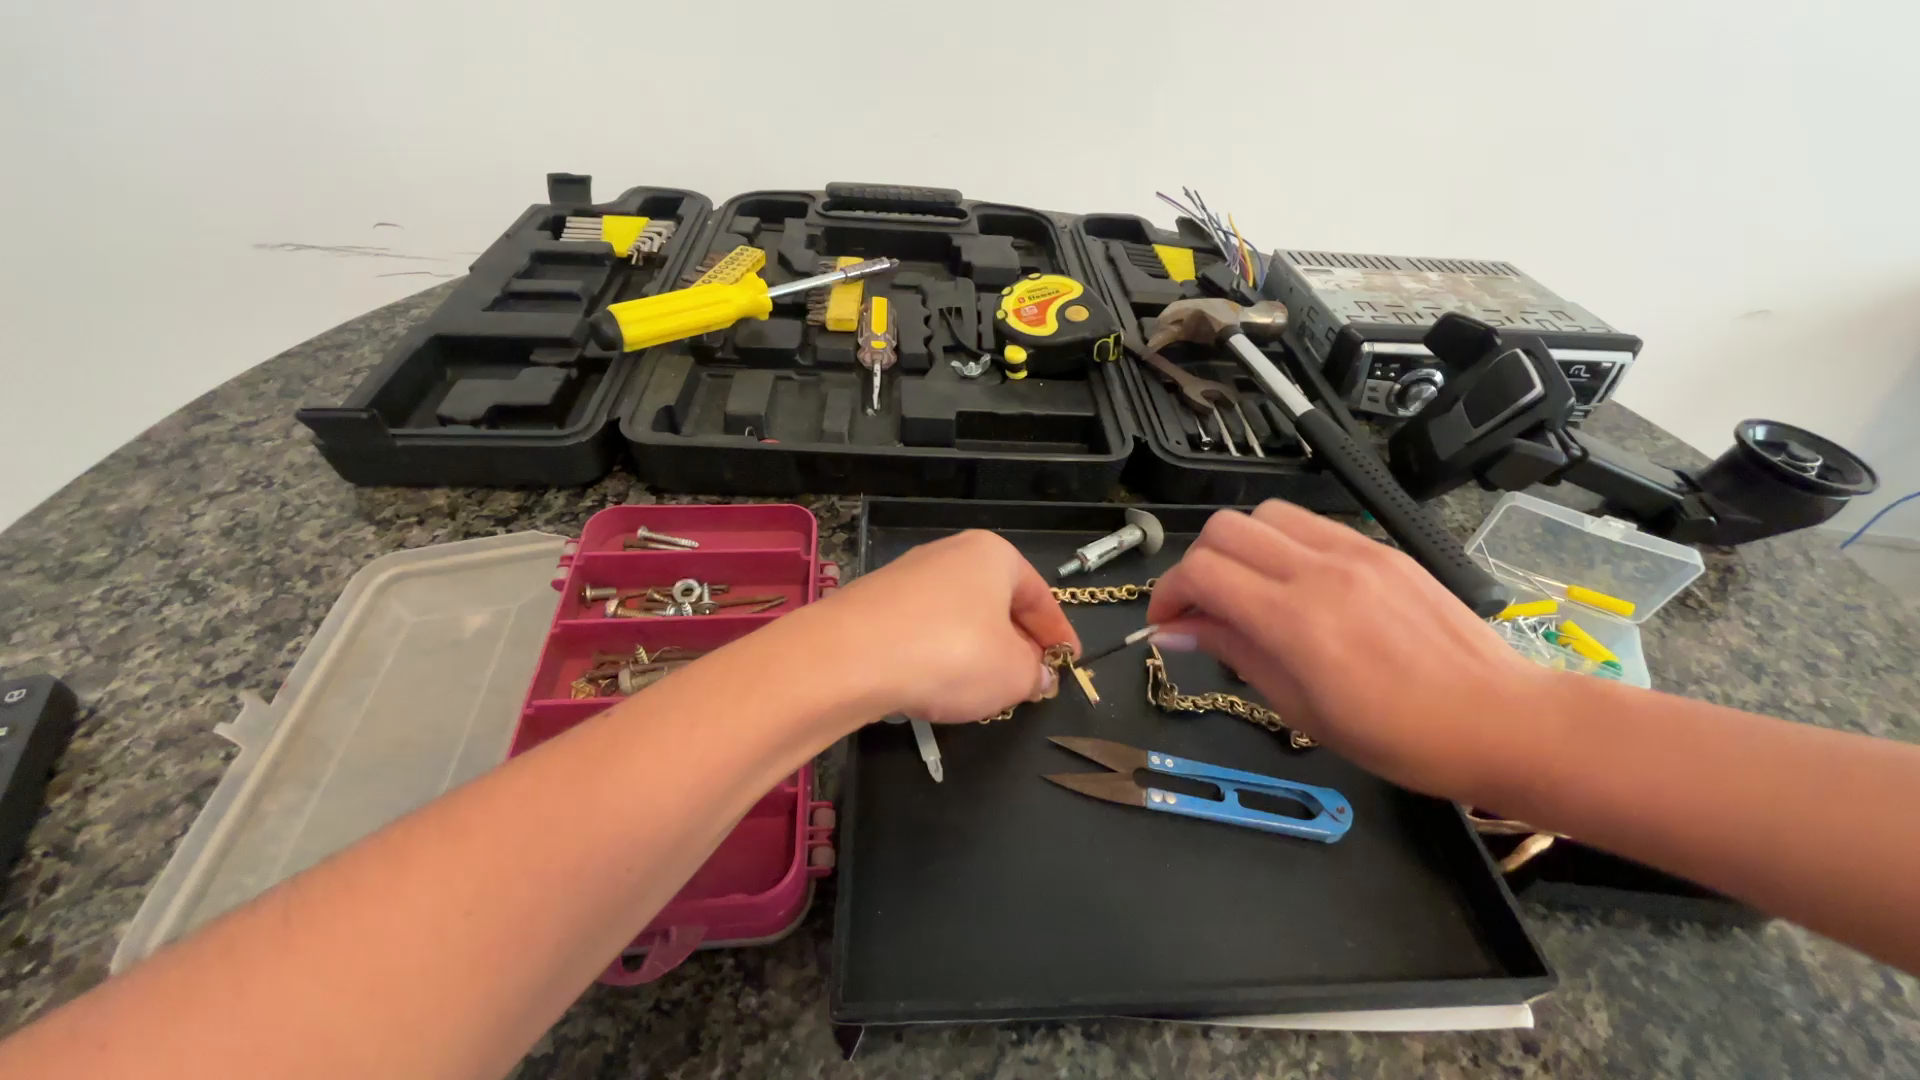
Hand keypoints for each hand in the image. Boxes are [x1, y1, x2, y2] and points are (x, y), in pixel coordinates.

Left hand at [809, 530, 1078, 723]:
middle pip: (996, 603)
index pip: (1039, 595)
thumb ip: (1035, 675)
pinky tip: (937, 685)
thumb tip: (1038, 676)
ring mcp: (906, 576)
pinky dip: (938, 655)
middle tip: (1030, 681)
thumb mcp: (1013, 674)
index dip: (1059, 634)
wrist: (850, 657)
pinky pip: (921, 630)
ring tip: (984, 690)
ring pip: (958, 617)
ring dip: (977, 651)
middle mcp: (949, 554)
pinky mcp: (872, 603)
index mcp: (993, 555)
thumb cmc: (952, 654)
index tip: (1070, 663)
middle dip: (1017, 643)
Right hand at [1145, 501, 1550, 799]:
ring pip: (1264, 515)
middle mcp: (1321, 571)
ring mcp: (1355, 551)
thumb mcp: (1299, 708)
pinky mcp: (1380, 548)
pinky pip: (1309, 526)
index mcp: (1296, 620)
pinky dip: (1280, 545)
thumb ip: (1232, 652)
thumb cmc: (1396, 736)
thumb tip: (1175, 631)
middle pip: (1223, 530)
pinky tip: (1292, 584)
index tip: (1166, 623)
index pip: (1201, 572)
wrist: (1501, 720)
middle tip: (1199, 607)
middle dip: (1194, 565)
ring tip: (1245, 589)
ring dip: (1237, 547)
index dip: (1167, 594)